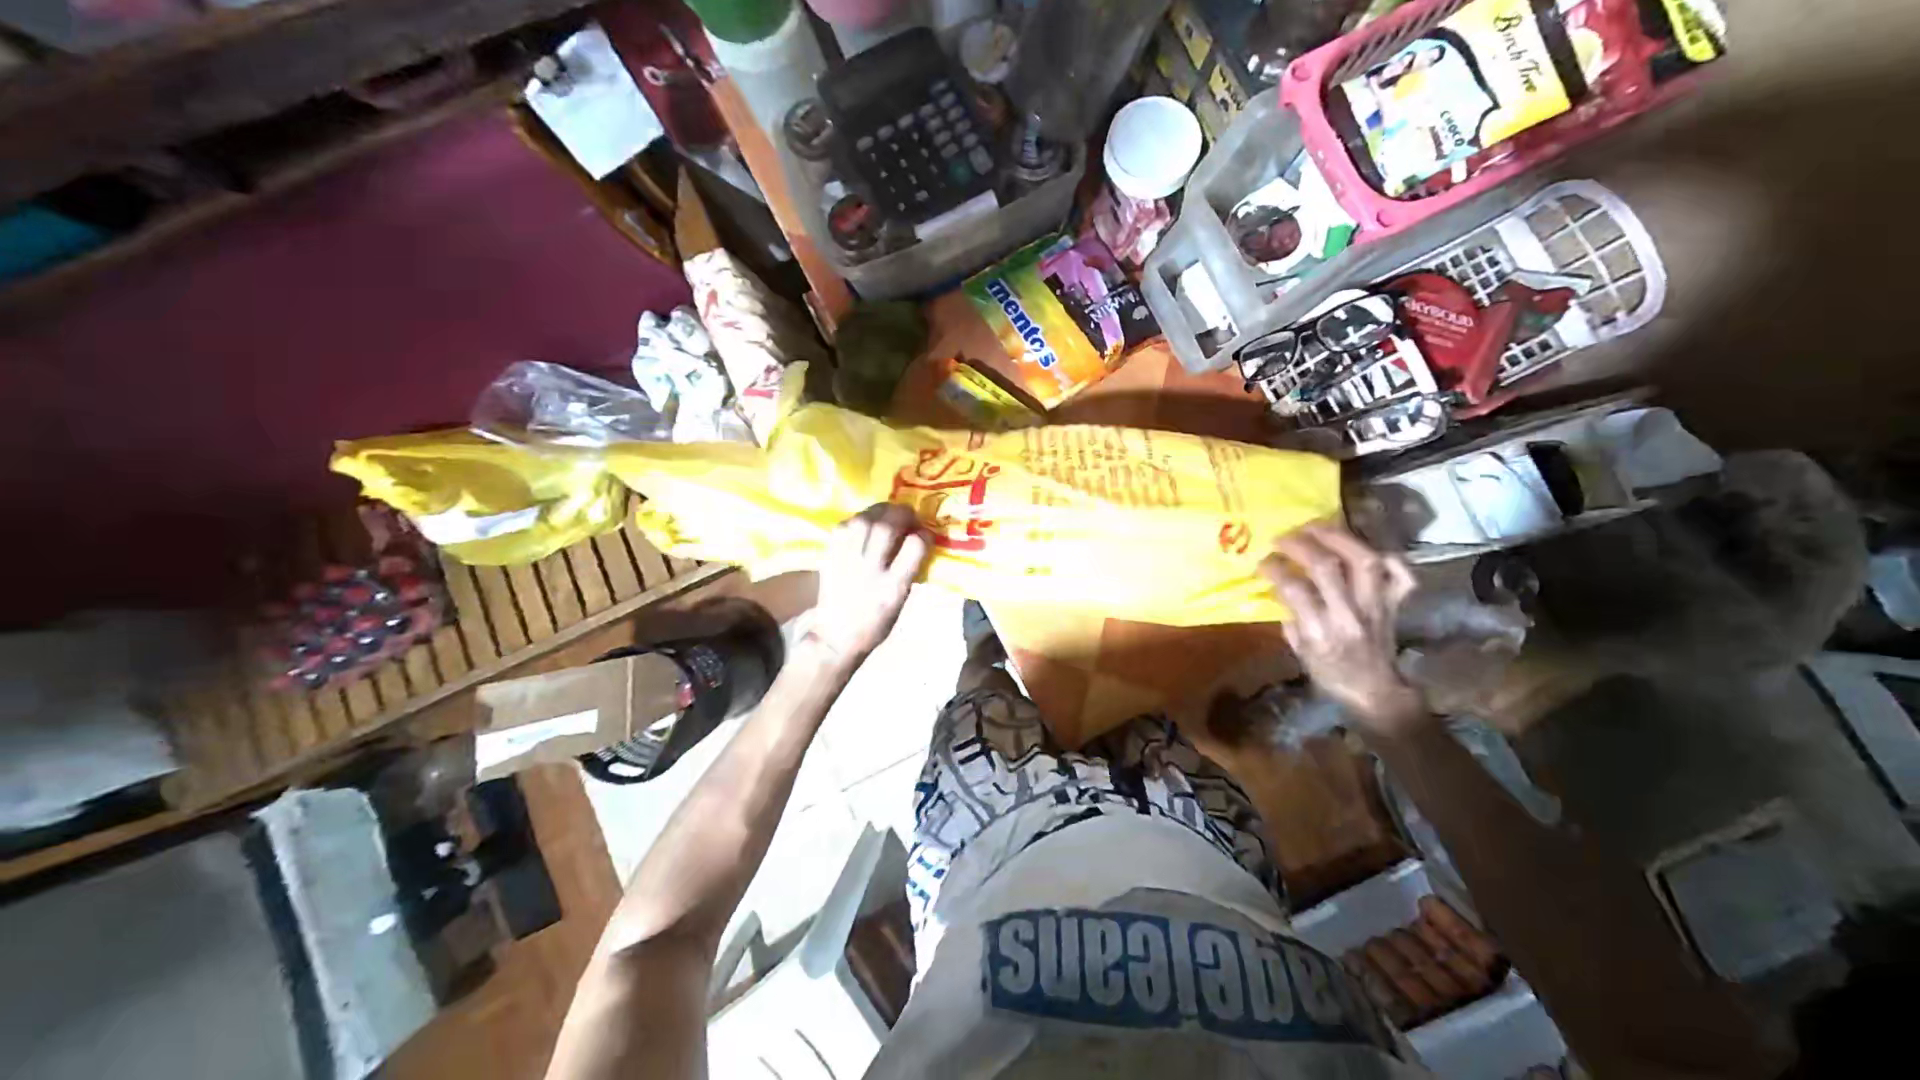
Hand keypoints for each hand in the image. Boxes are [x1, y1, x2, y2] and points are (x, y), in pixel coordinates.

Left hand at [805, 503, 932, 663]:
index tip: (925, 535)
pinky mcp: (830, 553)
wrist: (836, 636)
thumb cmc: (876, 623)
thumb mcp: (901, 600)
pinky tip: (865, 524)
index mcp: (893, 587)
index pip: (915, 546)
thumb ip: (909, 569)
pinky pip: (846, 524)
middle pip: (888, 526)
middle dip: (903, 514)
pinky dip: (859, 519)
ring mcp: (847, 559)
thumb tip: (917, 540)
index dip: (925, 534)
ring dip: (881, 511)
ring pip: (865, 519)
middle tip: (908, 516)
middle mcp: (869, 569)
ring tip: (887, 514)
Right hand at [1260, 522, 1427, 737]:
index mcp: (1320, 630)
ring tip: (1317, 527)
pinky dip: (1387, 558)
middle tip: (1284, 537)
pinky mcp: (1394, 604)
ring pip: (1364, 560)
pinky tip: (1366, 550)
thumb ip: (1291, 617)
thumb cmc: (1331, 675)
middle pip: (1327, 566)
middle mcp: (1350, 614)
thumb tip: (1279, 587)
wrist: (1376, 693)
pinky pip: (1400, 574)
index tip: (1262, 561)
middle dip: (1301, 544)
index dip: (1274, 568)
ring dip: (1339, 537)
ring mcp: (1376, 606)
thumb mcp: (1300, 651)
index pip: (1294, 588)